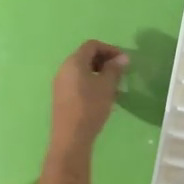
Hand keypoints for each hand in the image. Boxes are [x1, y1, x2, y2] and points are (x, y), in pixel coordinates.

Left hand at [48, 40, 128, 154]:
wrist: (70, 138)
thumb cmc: (90, 107)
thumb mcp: (107, 86)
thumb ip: (115, 69)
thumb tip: (122, 58)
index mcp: (74, 62)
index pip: (92, 45)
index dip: (109, 49)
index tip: (122, 60)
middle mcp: (64, 69)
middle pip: (85, 56)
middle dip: (104, 60)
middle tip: (119, 72)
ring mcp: (60, 83)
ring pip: (81, 70)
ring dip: (98, 72)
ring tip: (113, 85)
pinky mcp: (61, 97)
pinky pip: (77, 81)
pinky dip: (90, 82)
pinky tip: (101, 96)